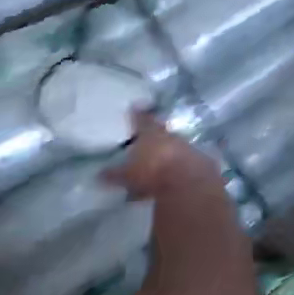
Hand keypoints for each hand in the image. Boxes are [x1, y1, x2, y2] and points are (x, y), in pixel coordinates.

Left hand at [101, 108, 221, 199]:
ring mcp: (157, 190)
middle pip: (128, 182)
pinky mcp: (177, 189)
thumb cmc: (162, 157)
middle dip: (130, 175)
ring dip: (154, 175)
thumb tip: (133, 104)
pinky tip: (180, 163)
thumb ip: (143, 121)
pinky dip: (174, 173)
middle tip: (134, 162)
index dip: (106, 171)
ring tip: (161, 161)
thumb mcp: (151, 134)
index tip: (102, 168)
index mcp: (125, 174)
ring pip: (150, 182)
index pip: (108, 173)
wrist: (191, 177)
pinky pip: (171, 179)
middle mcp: (137, 186)